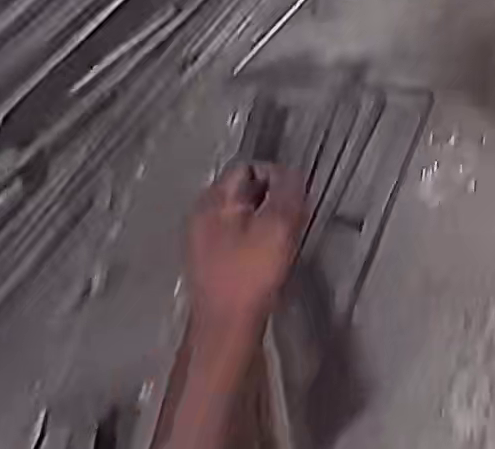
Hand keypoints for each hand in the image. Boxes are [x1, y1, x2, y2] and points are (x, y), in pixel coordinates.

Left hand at [184, 163, 306, 329]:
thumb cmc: (253, 271)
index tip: (292, 197)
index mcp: (213, 202)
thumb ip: (288, 188)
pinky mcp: (210, 257)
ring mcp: (202, 238)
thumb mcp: (279, 222)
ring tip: (283, 234)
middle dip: (273, 196)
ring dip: (267, 215)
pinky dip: (257, 233)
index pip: (249, 166)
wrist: (228, 327)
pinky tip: (269, 251)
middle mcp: (201, 214)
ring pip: (245, 209)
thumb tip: (291, 171)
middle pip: (246, 187)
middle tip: (291, 215)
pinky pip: (239, 230)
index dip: (276, 175)